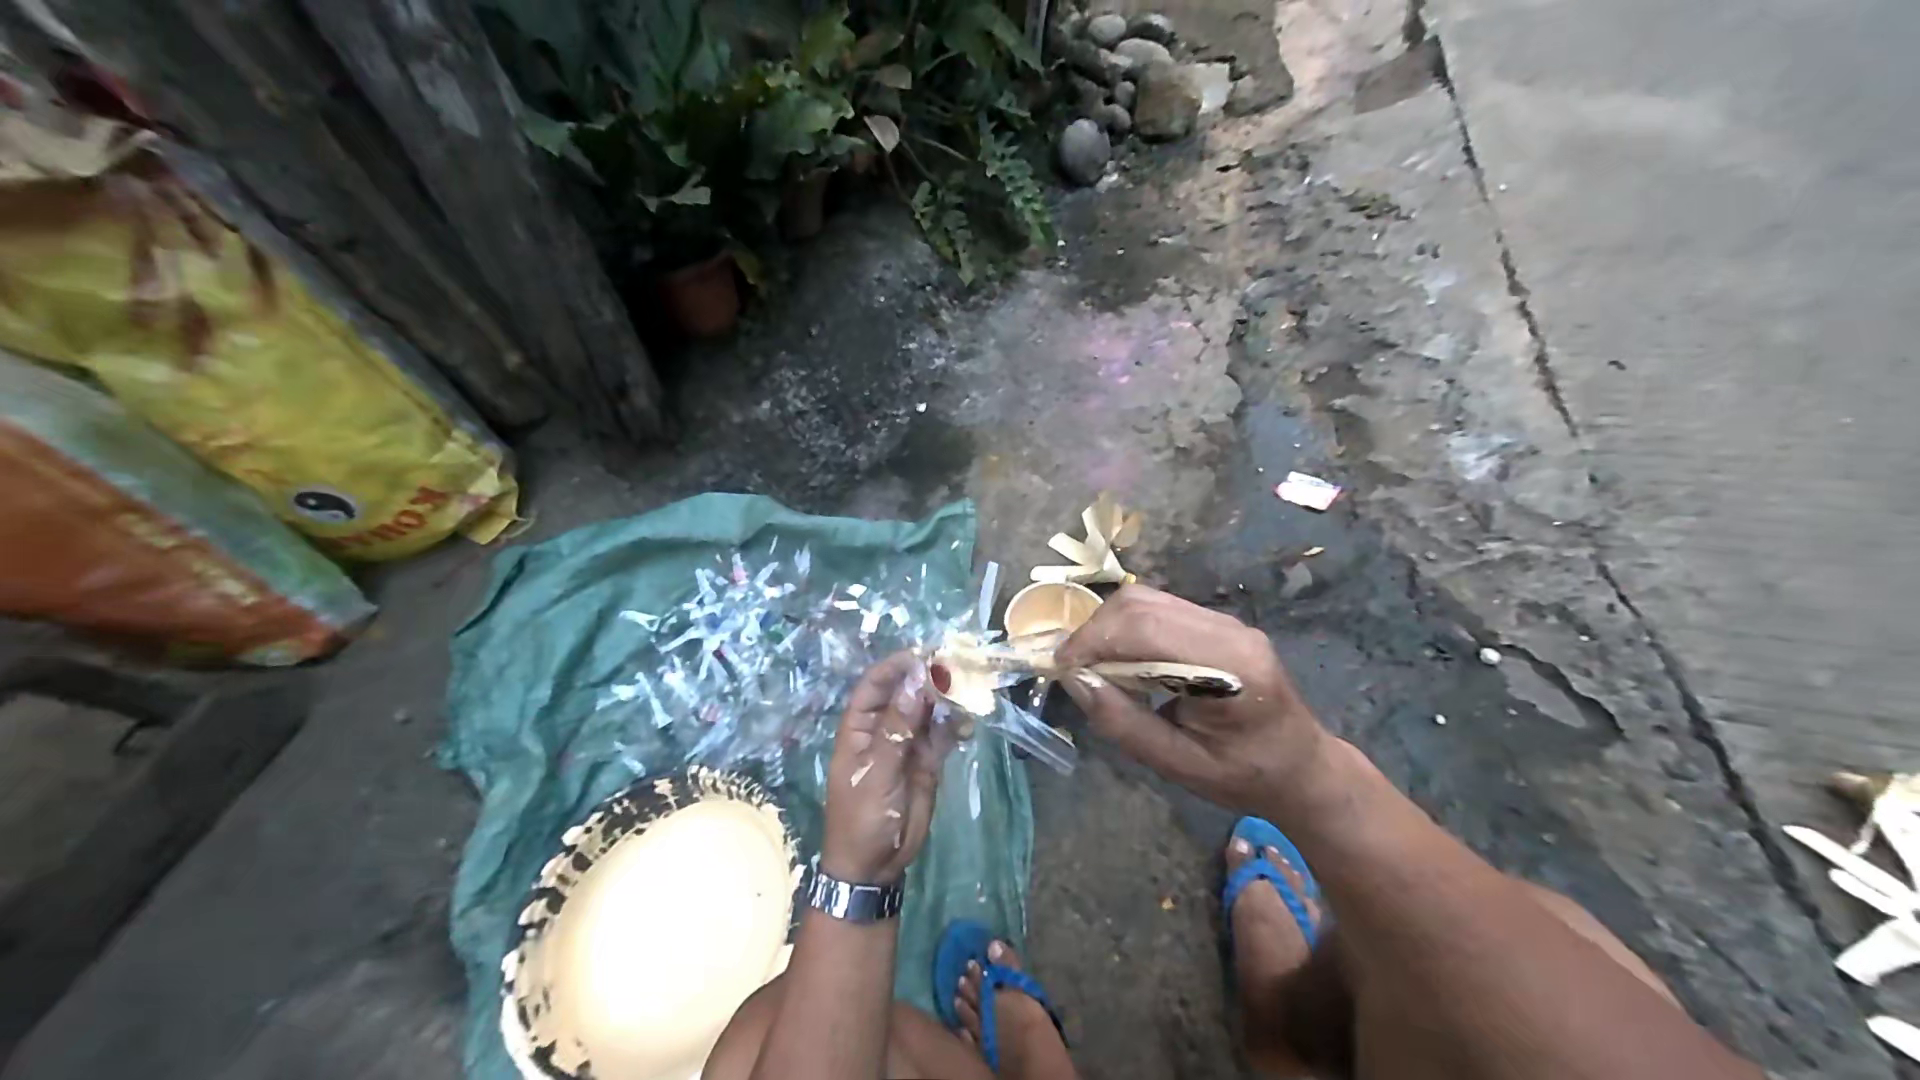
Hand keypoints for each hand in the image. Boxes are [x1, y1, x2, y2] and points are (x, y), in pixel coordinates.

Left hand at [822, 652, 950, 884]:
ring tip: (969, 688)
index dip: (896, 667)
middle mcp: (884, 728)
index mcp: (860, 726)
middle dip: (928, 678)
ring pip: (928, 711)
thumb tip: (914, 680)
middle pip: (906, 692)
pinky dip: (956, 725)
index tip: (923, 655)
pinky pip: (943, 735)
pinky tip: (969, 719)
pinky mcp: (928, 761)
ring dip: (946, 699)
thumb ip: (897, 728)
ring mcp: (907, 744)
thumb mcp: (876, 772)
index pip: (876, 684)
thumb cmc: (861, 818)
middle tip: (956, 667)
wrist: (874, 865)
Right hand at [1057, 585, 1332, 813]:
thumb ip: (1125, 723)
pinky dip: (1127, 628)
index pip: (1146, 629)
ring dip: (1108, 627)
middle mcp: (1229, 630)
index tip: (1061, 667)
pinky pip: (1159, 609)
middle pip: (1142, 604)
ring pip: (1147, 599)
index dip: (1094, 641)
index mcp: (1230, 666)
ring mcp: (1225, 621)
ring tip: (1092, 664)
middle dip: (1096, 631)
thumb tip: (1075, 680)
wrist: (1303, 768)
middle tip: (1073, 668)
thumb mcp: (1179, 765)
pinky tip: (1121, 658)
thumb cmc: (1245, 777)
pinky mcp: (1216, 623)